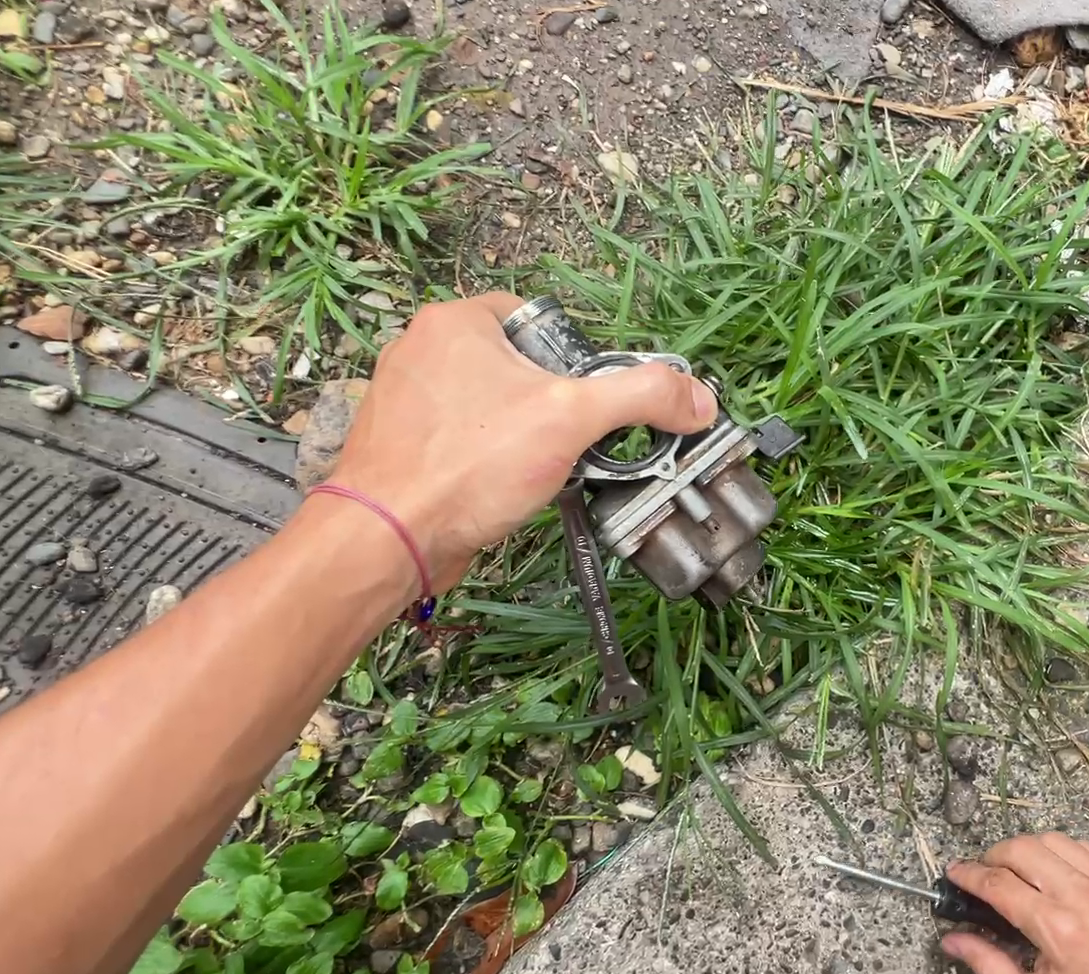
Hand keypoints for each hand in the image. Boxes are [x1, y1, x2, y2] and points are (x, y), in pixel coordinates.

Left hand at [322, 292, 715, 583]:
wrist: (388, 539)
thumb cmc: (468, 465)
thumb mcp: (570, 417)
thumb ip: (641, 397)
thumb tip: (699, 399)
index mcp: (457, 321)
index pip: (541, 319)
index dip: (578, 360)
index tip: (591, 399)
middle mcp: (425, 350)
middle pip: (524, 366)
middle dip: (557, 405)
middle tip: (575, 438)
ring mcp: (410, 400)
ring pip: (498, 406)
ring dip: (531, 436)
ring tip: (544, 467)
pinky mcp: (407, 444)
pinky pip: (471, 439)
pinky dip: (497, 460)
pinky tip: (508, 487)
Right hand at [942, 833, 1088, 973]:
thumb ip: (991, 969)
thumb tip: (954, 941)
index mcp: (1060, 931)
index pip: (999, 884)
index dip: (969, 875)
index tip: (956, 874)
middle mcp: (1087, 898)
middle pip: (1024, 848)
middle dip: (994, 855)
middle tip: (985, 874)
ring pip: (1056, 840)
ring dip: (1029, 849)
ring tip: (1020, 872)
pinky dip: (1065, 853)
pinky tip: (1060, 875)